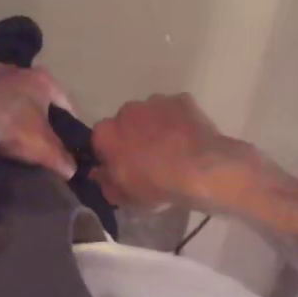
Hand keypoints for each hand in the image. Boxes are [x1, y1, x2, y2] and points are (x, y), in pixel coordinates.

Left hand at [0, 63, 76, 179]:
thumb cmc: (12, 130)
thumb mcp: (43, 149)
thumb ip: (61, 159)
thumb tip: (72, 171)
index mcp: (42, 81)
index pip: (64, 99)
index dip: (69, 117)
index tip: (69, 131)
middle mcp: (18, 69)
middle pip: (35, 88)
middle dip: (38, 104)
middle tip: (40, 125)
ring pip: (7, 82)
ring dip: (10, 96)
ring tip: (11, 116)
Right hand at [91, 93, 262, 209]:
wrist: (200, 170)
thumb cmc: (155, 185)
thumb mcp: (124, 196)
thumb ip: (105, 183)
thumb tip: (98, 174)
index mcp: (105, 134)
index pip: (100, 141)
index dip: (110, 154)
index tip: (122, 167)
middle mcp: (125, 111)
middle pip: (125, 123)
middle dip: (132, 137)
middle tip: (148, 158)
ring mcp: (155, 101)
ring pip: (149, 114)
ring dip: (155, 127)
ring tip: (172, 149)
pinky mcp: (181, 99)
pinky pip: (174, 110)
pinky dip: (177, 122)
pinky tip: (188, 140)